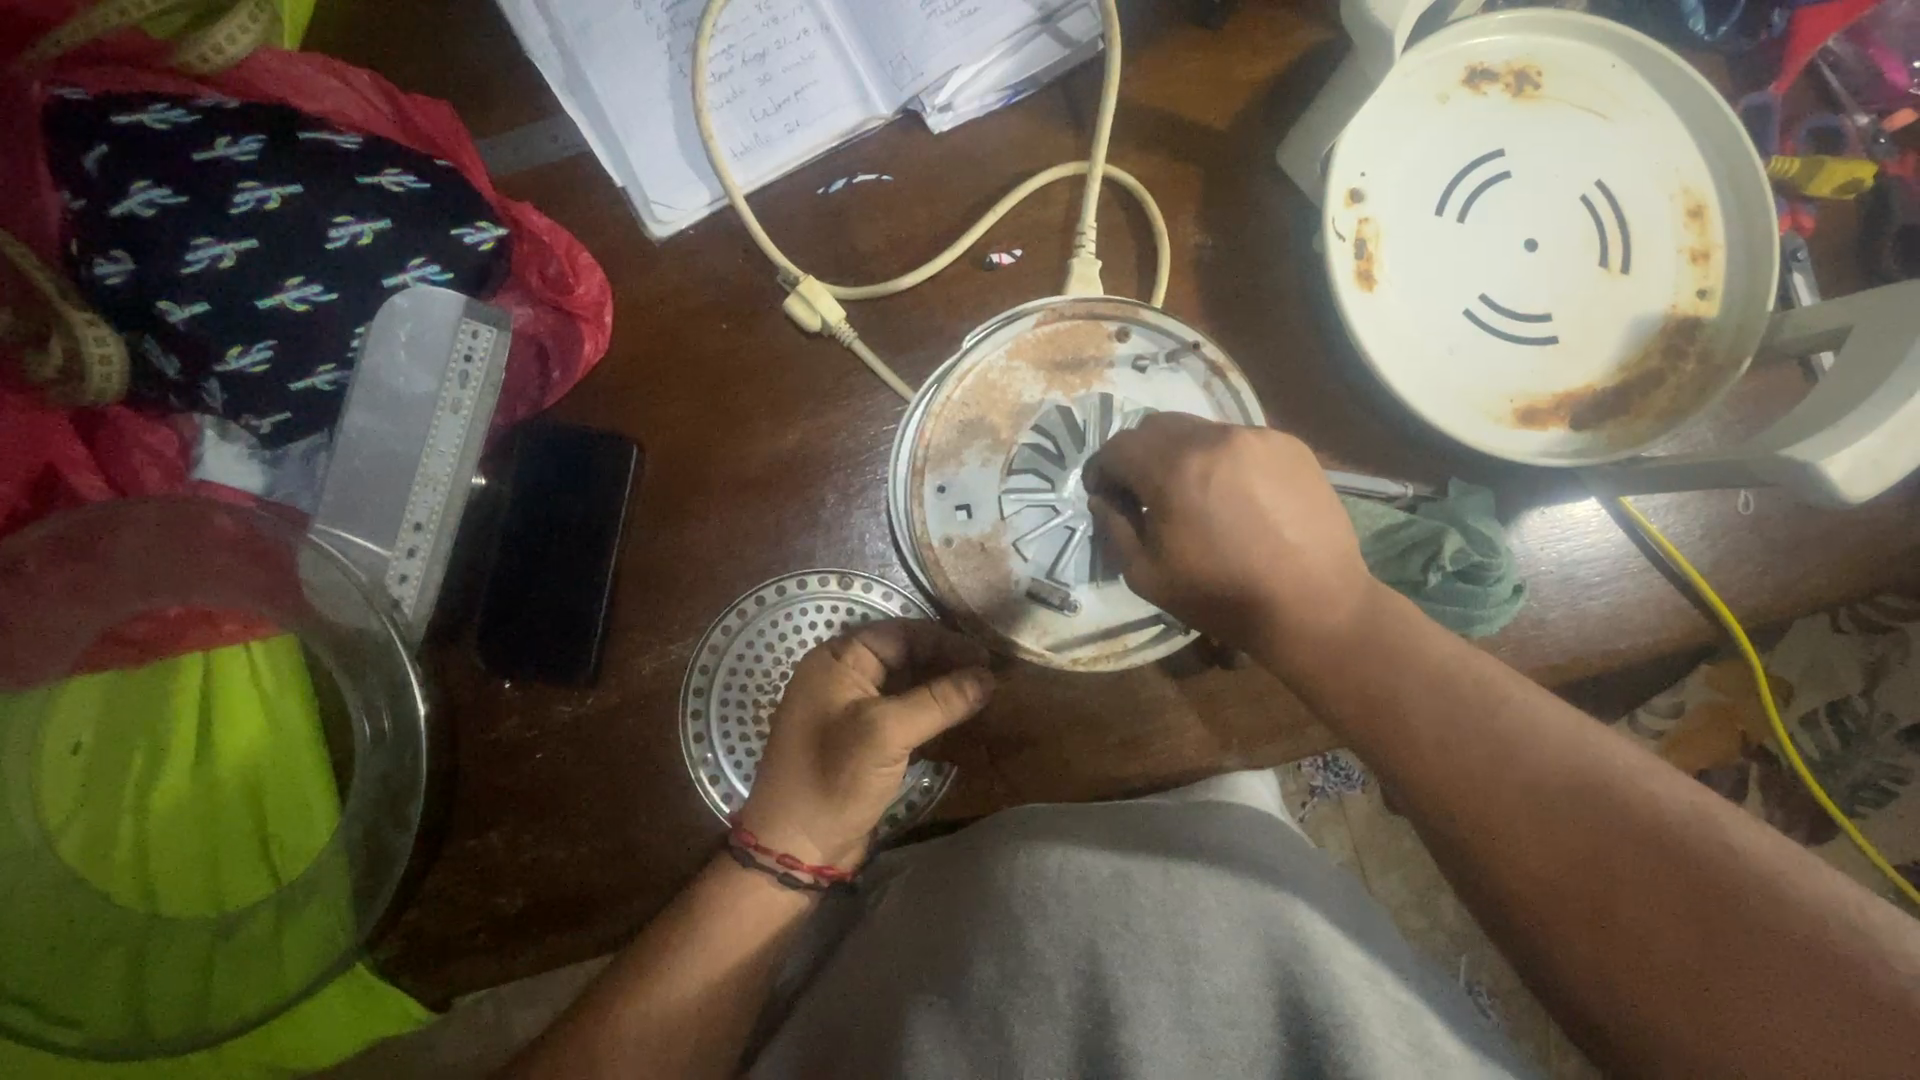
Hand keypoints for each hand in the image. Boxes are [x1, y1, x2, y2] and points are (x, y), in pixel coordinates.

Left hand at [735, 619, 993, 870]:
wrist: (796, 848)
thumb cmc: (833, 779)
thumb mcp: (887, 733)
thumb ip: (939, 700)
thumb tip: (989, 676)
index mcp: (837, 660)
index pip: (900, 633)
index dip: (944, 641)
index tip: (985, 657)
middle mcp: (842, 676)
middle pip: (905, 656)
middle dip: (947, 664)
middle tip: (992, 677)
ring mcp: (851, 709)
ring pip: (907, 686)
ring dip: (943, 690)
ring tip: (986, 696)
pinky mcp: (863, 740)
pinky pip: (903, 714)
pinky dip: (932, 715)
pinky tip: (962, 721)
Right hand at [1086, 413, 1378, 665]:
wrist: (1313, 604)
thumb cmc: (1221, 596)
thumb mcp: (1146, 575)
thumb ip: (1114, 528)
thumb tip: (1103, 499)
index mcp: (1172, 470)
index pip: (1118, 446)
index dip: (1101, 469)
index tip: (1104, 494)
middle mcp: (1213, 439)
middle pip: (1155, 426)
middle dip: (1137, 456)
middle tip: (1142, 492)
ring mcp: (1256, 437)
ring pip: (1198, 430)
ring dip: (1180, 455)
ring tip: (1193, 495)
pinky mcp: (1289, 445)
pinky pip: (1238, 441)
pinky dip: (1222, 461)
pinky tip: (1234, 498)